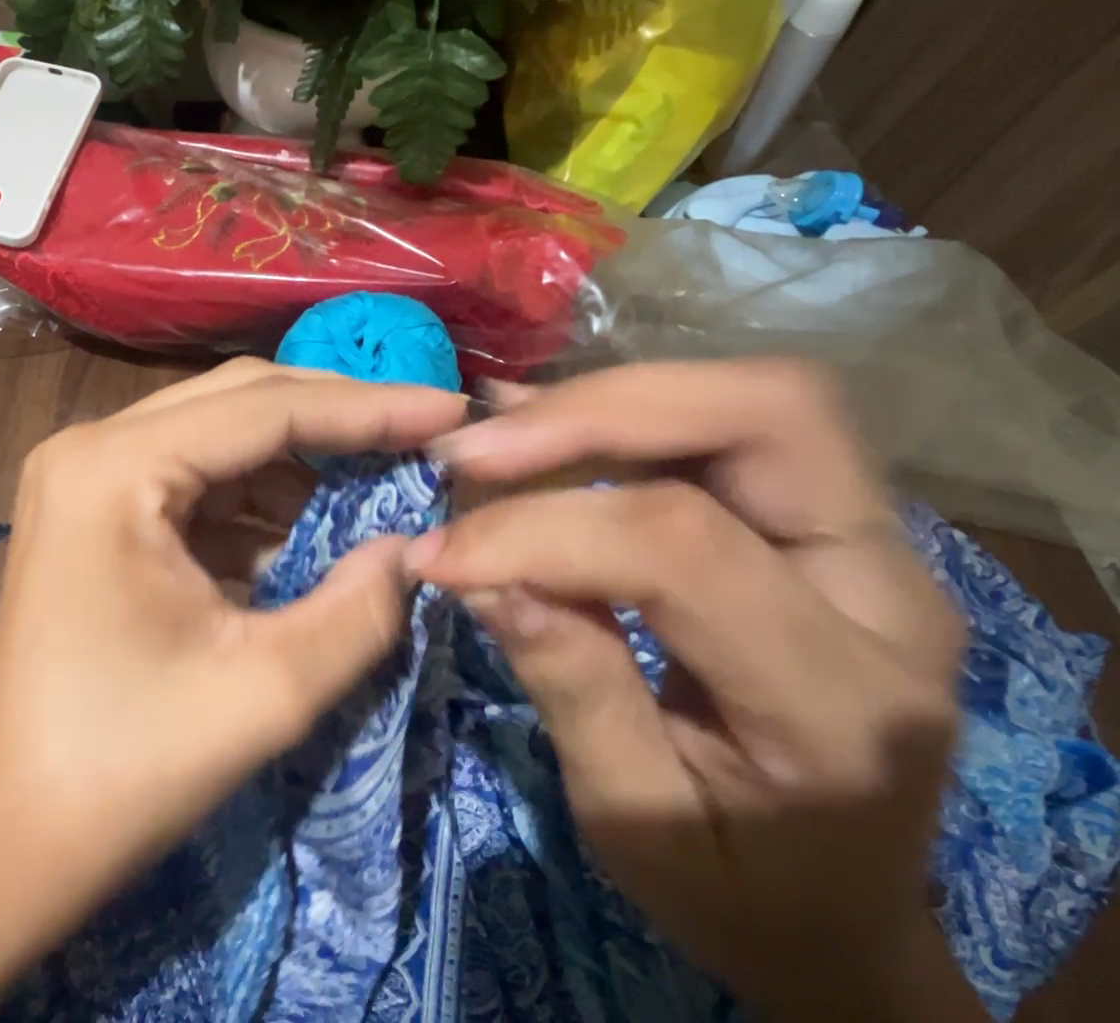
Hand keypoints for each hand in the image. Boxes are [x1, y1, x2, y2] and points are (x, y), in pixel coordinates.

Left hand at [0, 359, 464, 1020]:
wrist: (24, 835)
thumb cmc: (134, 766)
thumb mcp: (270, 688)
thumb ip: (363, 605)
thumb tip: (416, 546)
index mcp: (112, 469)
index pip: (263, 408)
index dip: (369, 408)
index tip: (455, 413)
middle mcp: (87, 450)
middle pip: (235, 403)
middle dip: (336, 420)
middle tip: (426, 439)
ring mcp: (80, 480)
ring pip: (215, 438)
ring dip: (298, 462)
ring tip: (380, 489)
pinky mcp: (88, 516)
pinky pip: (190, 482)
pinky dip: (254, 500)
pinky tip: (307, 532)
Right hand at [407, 360, 977, 1020]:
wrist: (838, 922)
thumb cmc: (732, 892)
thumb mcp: (630, 818)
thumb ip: (569, 683)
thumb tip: (480, 573)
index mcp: (839, 700)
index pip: (683, 549)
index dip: (540, 532)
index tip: (434, 557)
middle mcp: (891, 596)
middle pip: (767, 418)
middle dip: (598, 414)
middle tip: (471, 451)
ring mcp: (876, 553)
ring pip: (755, 405)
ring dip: (608, 406)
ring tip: (491, 434)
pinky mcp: (835, 536)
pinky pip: (734, 436)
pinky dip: (625, 420)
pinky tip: (540, 430)